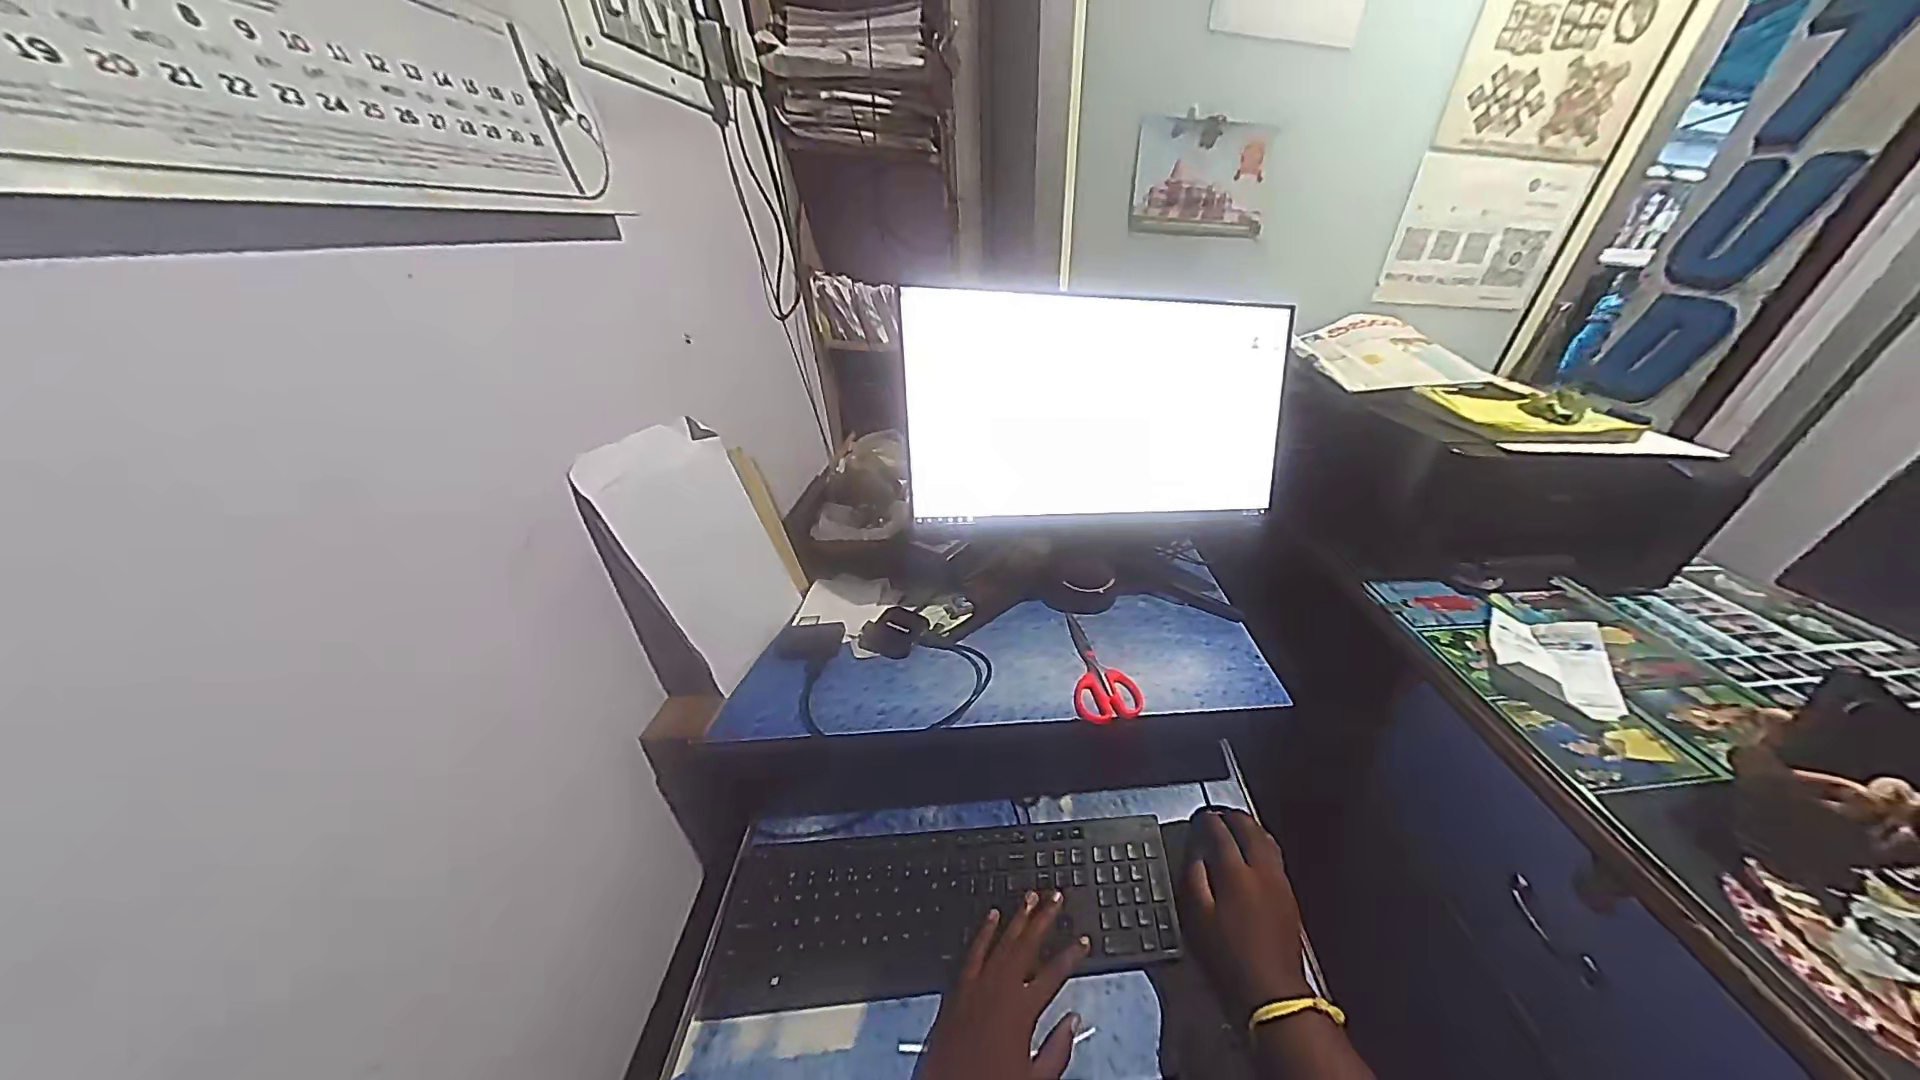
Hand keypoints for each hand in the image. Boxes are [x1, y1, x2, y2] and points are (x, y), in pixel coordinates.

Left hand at [920, 890, 1090, 1079]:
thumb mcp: (1034, 1078)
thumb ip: (1057, 1048)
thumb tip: (1072, 1020)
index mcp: (1022, 1010)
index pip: (1054, 973)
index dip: (1071, 955)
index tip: (1082, 940)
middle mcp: (1000, 989)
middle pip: (1028, 945)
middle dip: (1044, 919)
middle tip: (1056, 897)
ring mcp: (977, 984)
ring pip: (1002, 940)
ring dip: (1018, 917)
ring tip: (1031, 896)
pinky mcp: (958, 986)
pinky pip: (974, 950)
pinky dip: (984, 931)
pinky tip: (992, 914)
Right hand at [1177, 808, 1312, 1022]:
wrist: (1272, 993)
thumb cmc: (1227, 957)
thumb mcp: (1197, 917)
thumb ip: (1193, 878)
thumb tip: (1195, 853)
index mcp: (1235, 874)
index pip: (1220, 833)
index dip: (1207, 821)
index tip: (1198, 818)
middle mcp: (1261, 871)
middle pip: (1249, 829)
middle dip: (1231, 817)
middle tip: (1216, 815)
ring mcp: (1279, 883)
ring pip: (1267, 840)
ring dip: (1250, 827)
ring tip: (1235, 826)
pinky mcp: (1289, 896)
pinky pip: (1275, 856)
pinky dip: (1261, 844)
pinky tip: (1252, 852)